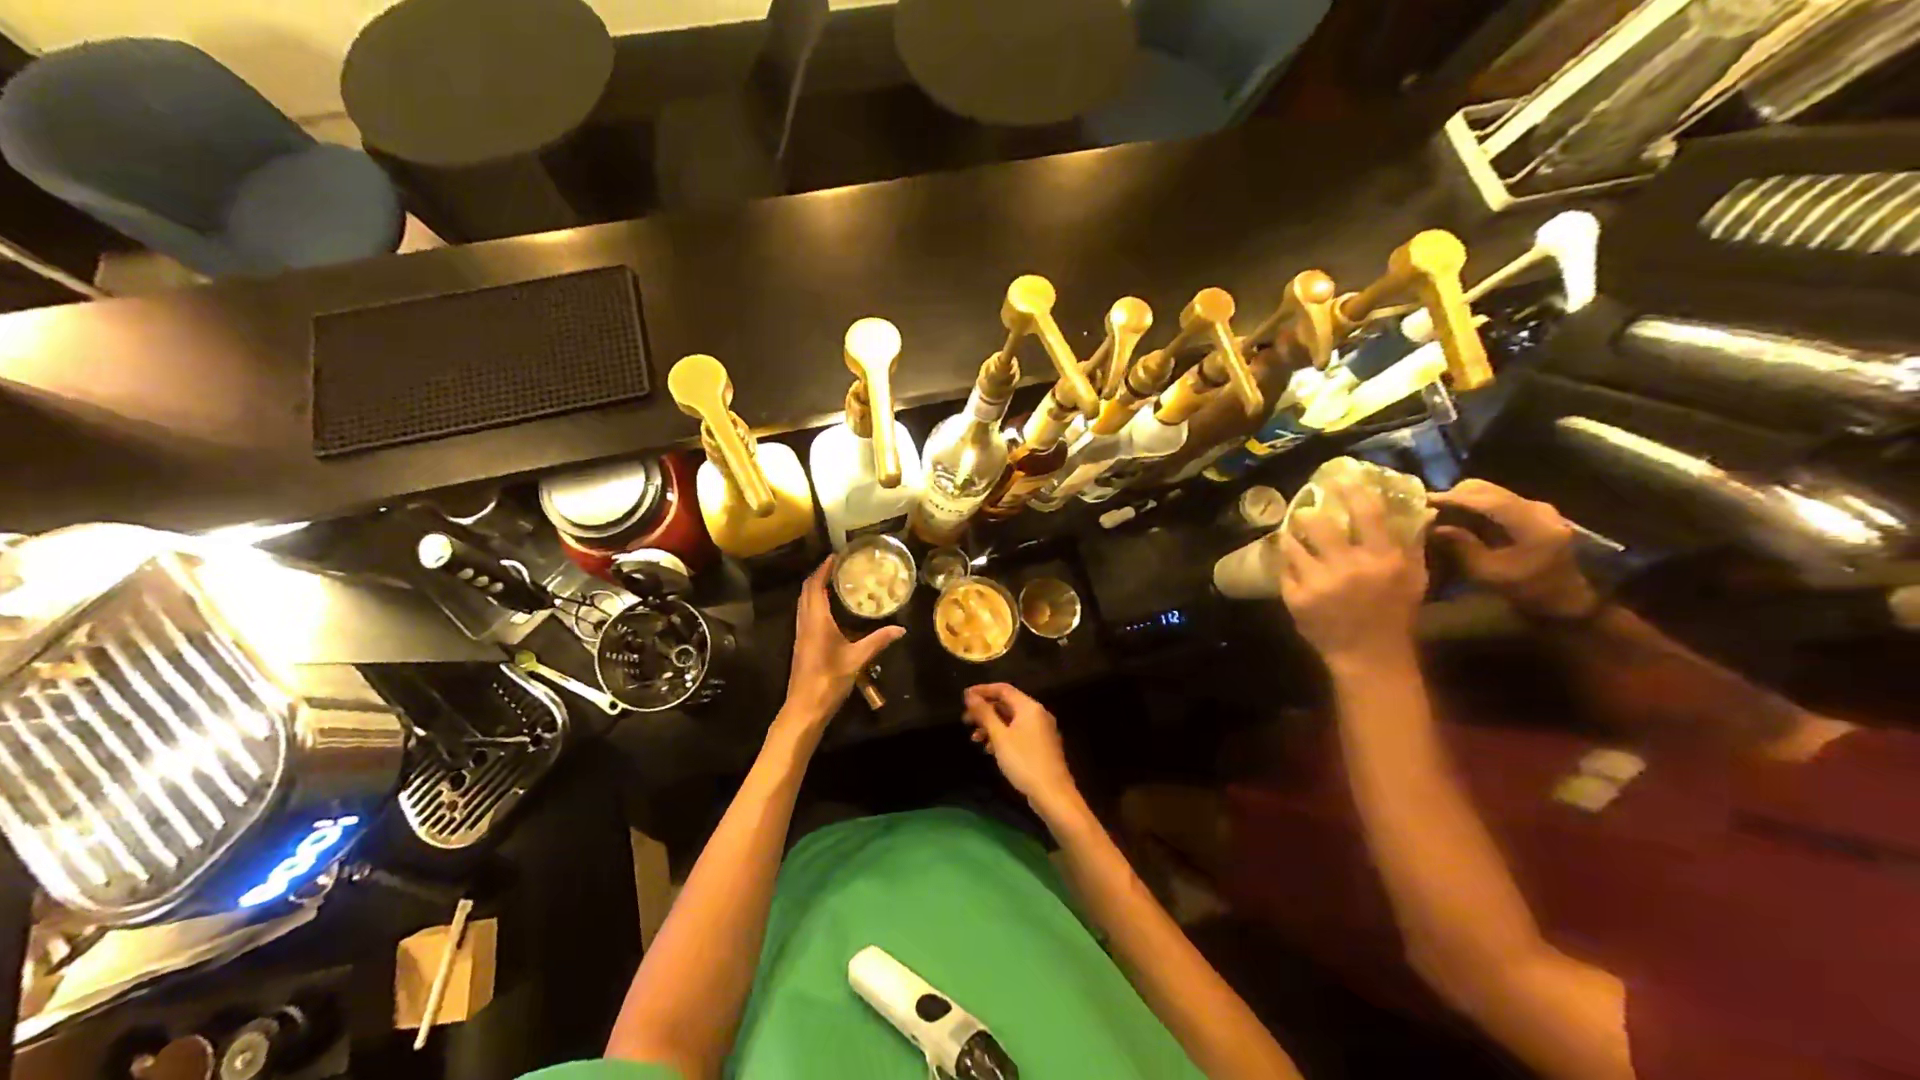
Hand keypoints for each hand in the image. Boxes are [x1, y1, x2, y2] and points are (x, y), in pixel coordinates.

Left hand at [783, 558, 904, 727]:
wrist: (804, 707)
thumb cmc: (829, 680)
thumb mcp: (858, 659)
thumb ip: (878, 641)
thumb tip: (901, 629)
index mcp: (816, 620)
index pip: (815, 586)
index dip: (823, 569)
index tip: (836, 556)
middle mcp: (805, 623)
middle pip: (807, 591)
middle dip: (819, 576)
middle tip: (839, 567)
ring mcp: (801, 634)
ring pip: (804, 603)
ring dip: (815, 590)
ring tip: (836, 583)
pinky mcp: (802, 644)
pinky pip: (806, 615)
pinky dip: (815, 604)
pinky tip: (831, 610)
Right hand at [962, 683, 1081, 817]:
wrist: (1052, 793)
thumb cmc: (1023, 761)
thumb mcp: (999, 737)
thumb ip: (985, 713)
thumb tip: (970, 695)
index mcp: (1029, 707)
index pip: (1003, 689)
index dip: (982, 690)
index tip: (964, 697)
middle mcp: (1037, 714)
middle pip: (1007, 704)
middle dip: (985, 711)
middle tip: (966, 721)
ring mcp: (1041, 730)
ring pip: (1011, 720)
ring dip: (992, 726)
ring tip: (975, 738)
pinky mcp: (1041, 745)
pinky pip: (1018, 732)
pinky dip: (1003, 736)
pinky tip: (990, 749)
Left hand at [1279, 478, 1427, 667]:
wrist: (1370, 656)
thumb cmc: (1396, 614)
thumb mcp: (1414, 577)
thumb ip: (1412, 542)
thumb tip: (1420, 510)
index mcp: (1382, 559)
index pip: (1366, 514)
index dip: (1352, 491)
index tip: (1340, 477)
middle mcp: (1349, 567)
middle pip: (1318, 525)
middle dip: (1307, 512)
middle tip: (1304, 508)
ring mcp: (1319, 583)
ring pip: (1293, 545)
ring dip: (1290, 535)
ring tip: (1290, 531)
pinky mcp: (1297, 598)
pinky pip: (1284, 569)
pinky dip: (1286, 562)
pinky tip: (1289, 559)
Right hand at [1430, 480, 1598, 618]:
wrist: (1565, 598)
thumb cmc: (1527, 590)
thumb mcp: (1489, 573)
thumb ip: (1463, 547)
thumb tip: (1436, 528)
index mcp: (1532, 524)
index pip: (1488, 501)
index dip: (1455, 498)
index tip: (1426, 500)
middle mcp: (1537, 508)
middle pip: (1488, 490)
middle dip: (1456, 495)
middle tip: (1430, 508)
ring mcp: (1537, 508)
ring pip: (1491, 491)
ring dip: (1465, 499)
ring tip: (1442, 512)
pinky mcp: (1533, 512)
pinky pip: (1497, 499)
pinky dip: (1476, 504)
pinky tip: (1461, 516)